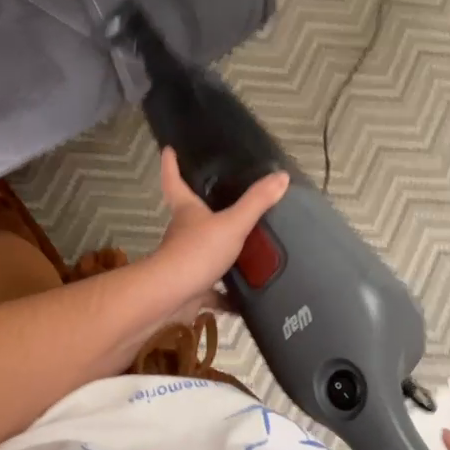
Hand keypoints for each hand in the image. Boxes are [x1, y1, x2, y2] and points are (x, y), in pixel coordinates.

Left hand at [147, 148, 289, 321]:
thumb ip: (256, 203)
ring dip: (218, 248)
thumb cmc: (197, 251)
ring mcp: (185, 259)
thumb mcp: (232, 224)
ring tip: (244, 247)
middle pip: (188, 214)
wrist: (173, 296)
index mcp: (186, 210)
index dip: (171, 164)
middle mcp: (182, 231)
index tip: (168, 150)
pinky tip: (244, 298)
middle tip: (221, 198)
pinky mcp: (190, 285)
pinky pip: (211, 287)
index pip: (174, 180)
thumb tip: (281, 176)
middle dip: (201, 207)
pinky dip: (226, 293)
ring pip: (202, 249)